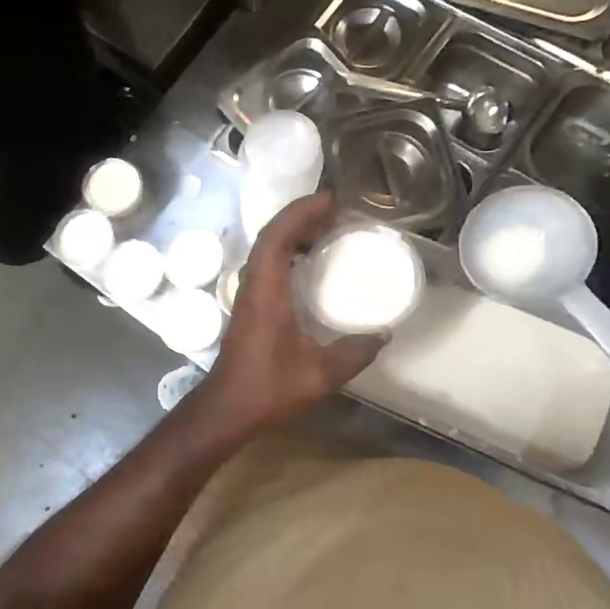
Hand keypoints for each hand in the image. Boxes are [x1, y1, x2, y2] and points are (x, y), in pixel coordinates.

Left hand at [200, 193, 384, 435]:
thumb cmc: (268, 389)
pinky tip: (310, 265)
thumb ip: (354, 353)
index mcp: (266, 292)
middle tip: (336, 212)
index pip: (277, 236)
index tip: (330, 200)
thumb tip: (382, 335)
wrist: (227, 409)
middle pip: (270, 236)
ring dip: (292, 234)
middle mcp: (253, 286)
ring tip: (327, 230)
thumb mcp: (319, 374)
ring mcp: (248, 296)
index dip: (301, 212)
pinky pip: (267, 267)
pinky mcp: (249, 308)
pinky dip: (287, 254)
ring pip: (266, 250)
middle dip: (301, 216)